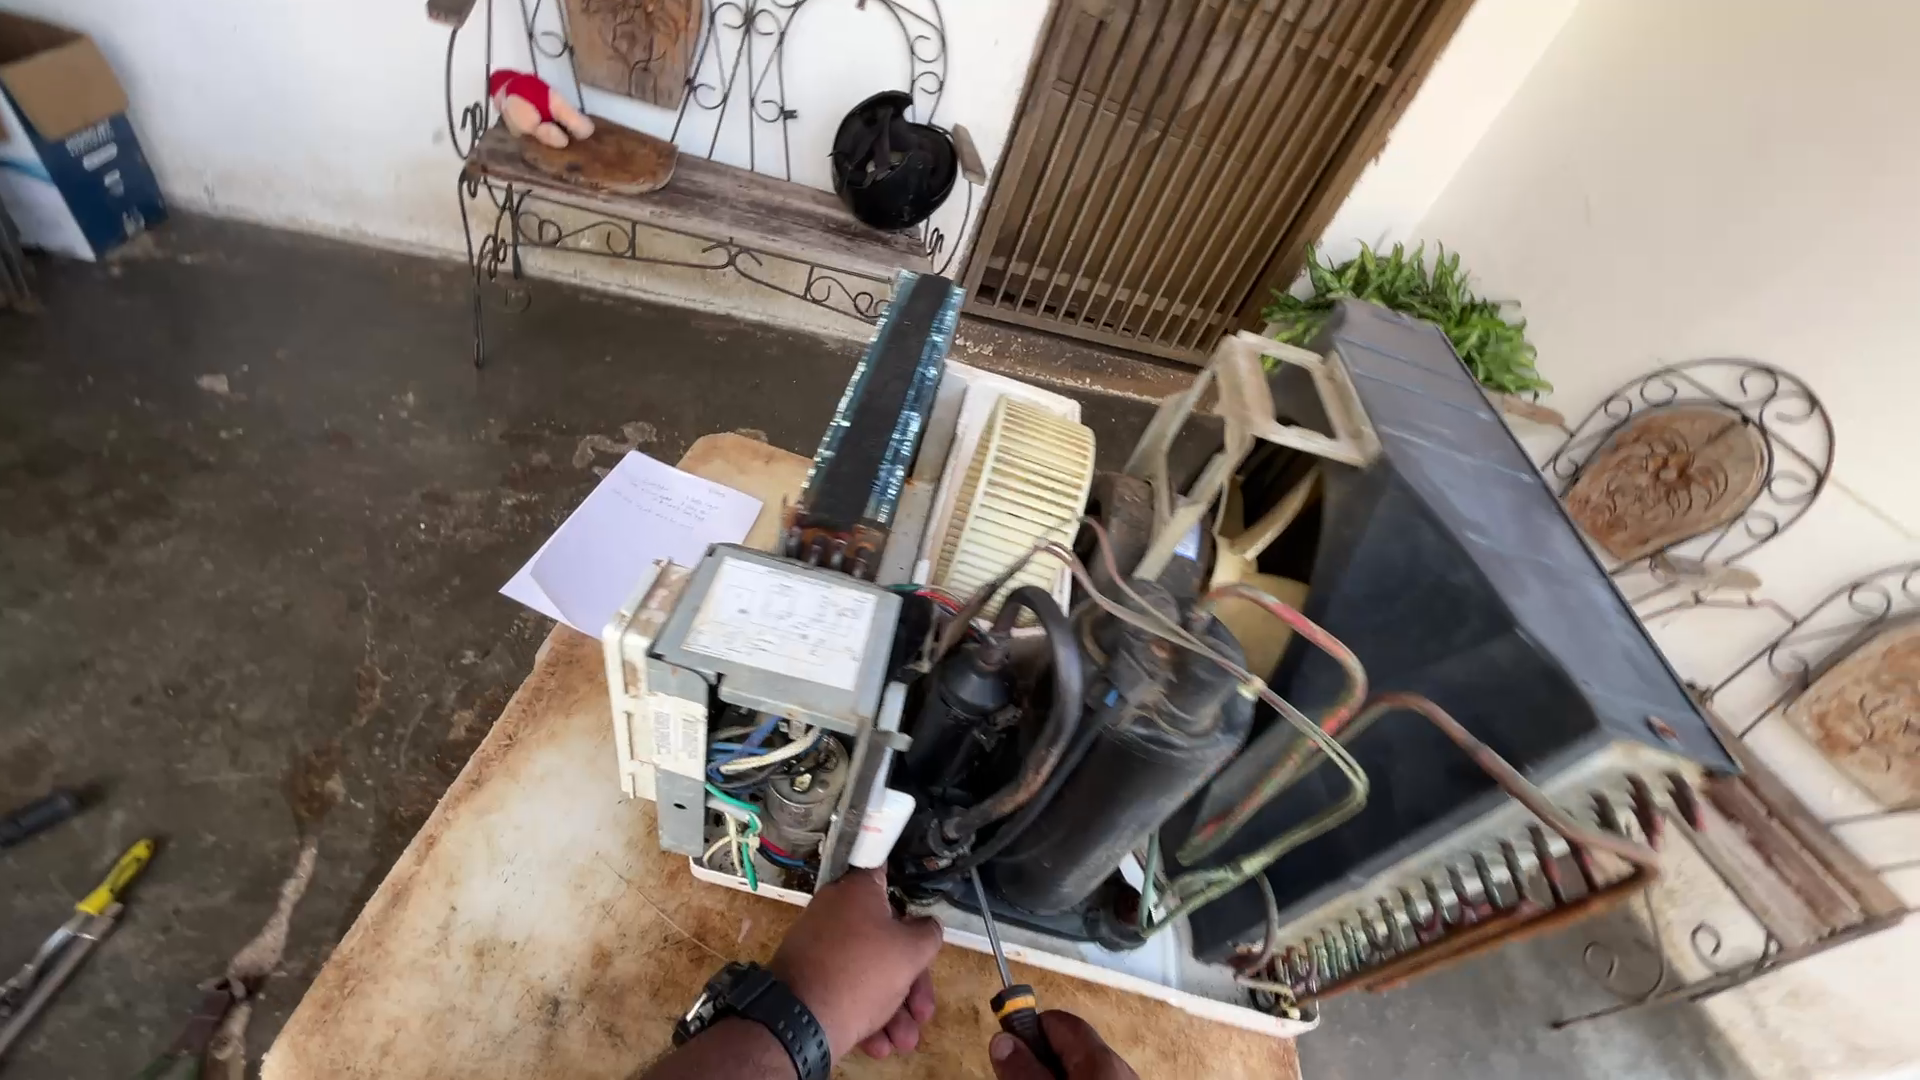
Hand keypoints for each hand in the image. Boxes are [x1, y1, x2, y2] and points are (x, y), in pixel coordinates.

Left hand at [767, 866, 942, 1060]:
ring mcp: (820, 942)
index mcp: (859, 889)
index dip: (904, 880)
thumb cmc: (860, 972)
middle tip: (922, 1012)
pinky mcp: (808, 975)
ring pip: (867, 967)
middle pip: (886, 935)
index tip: (916, 898)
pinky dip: (865, 1010)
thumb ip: (928, 934)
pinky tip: (878, 1043)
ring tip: (904, 1040)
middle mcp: (837, 908)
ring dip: (893, 1006)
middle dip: (910, 979)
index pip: (885, 869)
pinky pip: (845, 984)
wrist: (798, 1021)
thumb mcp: (910, 953)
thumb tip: (928, 927)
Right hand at [990, 1011, 1137, 1079]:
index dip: (1029, 1031)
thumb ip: (1023, 1070)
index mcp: (1100, 1056)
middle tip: (1021, 1079)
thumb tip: (1000, 1037)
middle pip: (1068, 1045)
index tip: (1012, 1054)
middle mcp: (1118, 1065)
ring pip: (1080, 1069)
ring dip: (1056, 1075)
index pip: (1056, 1019)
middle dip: (1041, 1058)